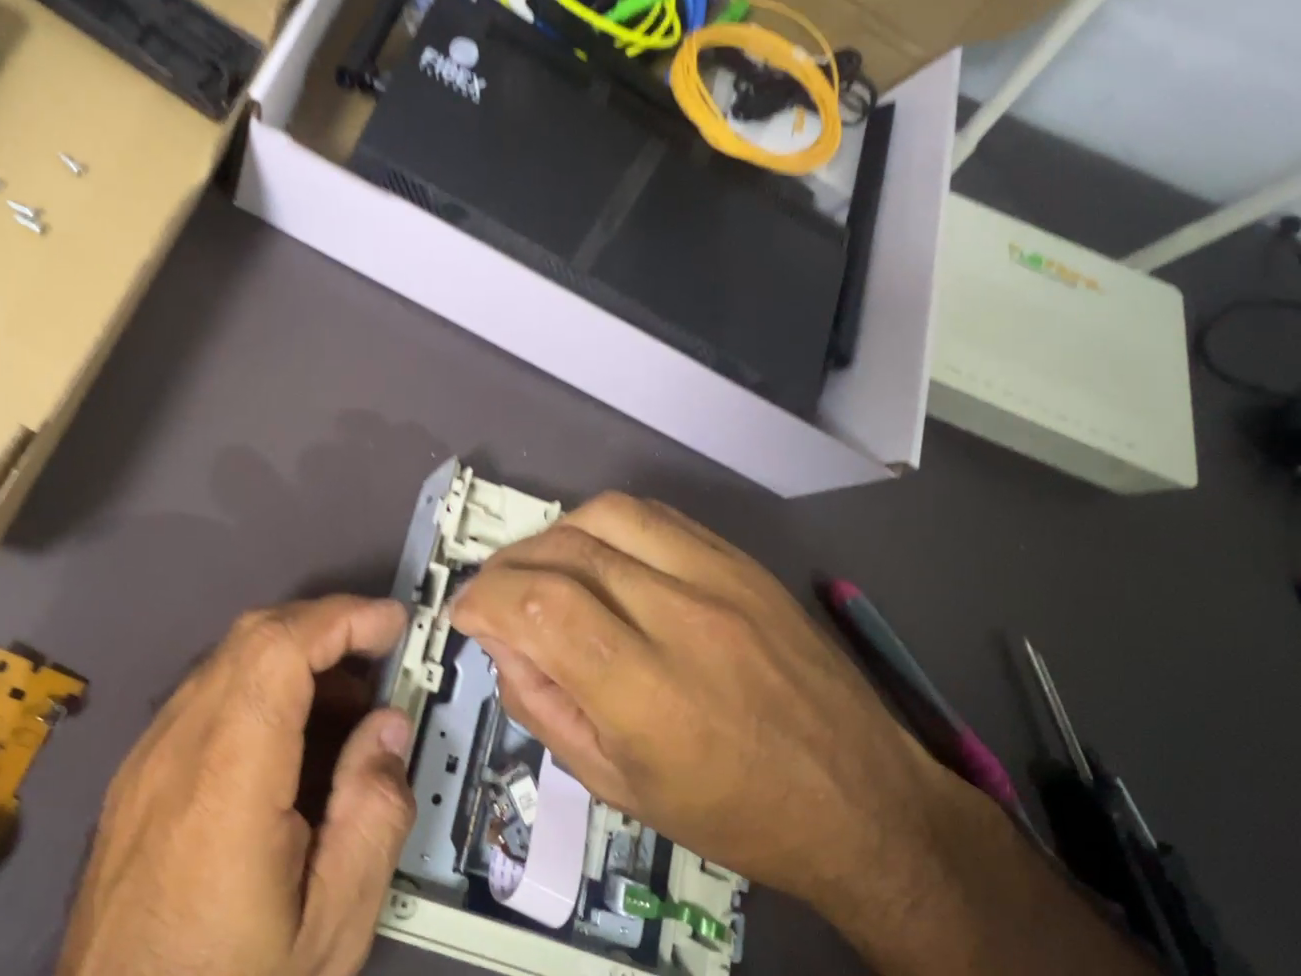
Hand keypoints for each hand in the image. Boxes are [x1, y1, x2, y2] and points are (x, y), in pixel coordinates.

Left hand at [57, 597, 415, 975]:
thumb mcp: (330, 925)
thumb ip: (370, 818)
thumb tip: (387, 730)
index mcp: (225, 781)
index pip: (276, 650)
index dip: (339, 619)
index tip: (393, 624)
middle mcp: (174, 750)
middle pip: (247, 640)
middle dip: (322, 628)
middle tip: (381, 662)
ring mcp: (145, 760)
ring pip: (222, 664)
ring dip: (290, 660)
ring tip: (347, 710)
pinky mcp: (135, 779)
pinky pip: (201, 701)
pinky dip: (255, 691)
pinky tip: (290, 744)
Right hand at [448, 492, 951, 908]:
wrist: (864, 805)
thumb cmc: (732, 813)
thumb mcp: (615, 786)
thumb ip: (542, 705)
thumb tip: (500, 641)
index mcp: (648, 694)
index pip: (538, 606)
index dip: (484, 599)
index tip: (466, 616)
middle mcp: (683, 620)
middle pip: (563, 552)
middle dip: (505, 567)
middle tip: (493, 597)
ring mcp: (721, 582)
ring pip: (605, 516)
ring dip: (551, 537)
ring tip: (541, 570)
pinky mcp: (744, 564)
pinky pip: (655, 516)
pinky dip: (604, 526)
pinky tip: (597, 557)